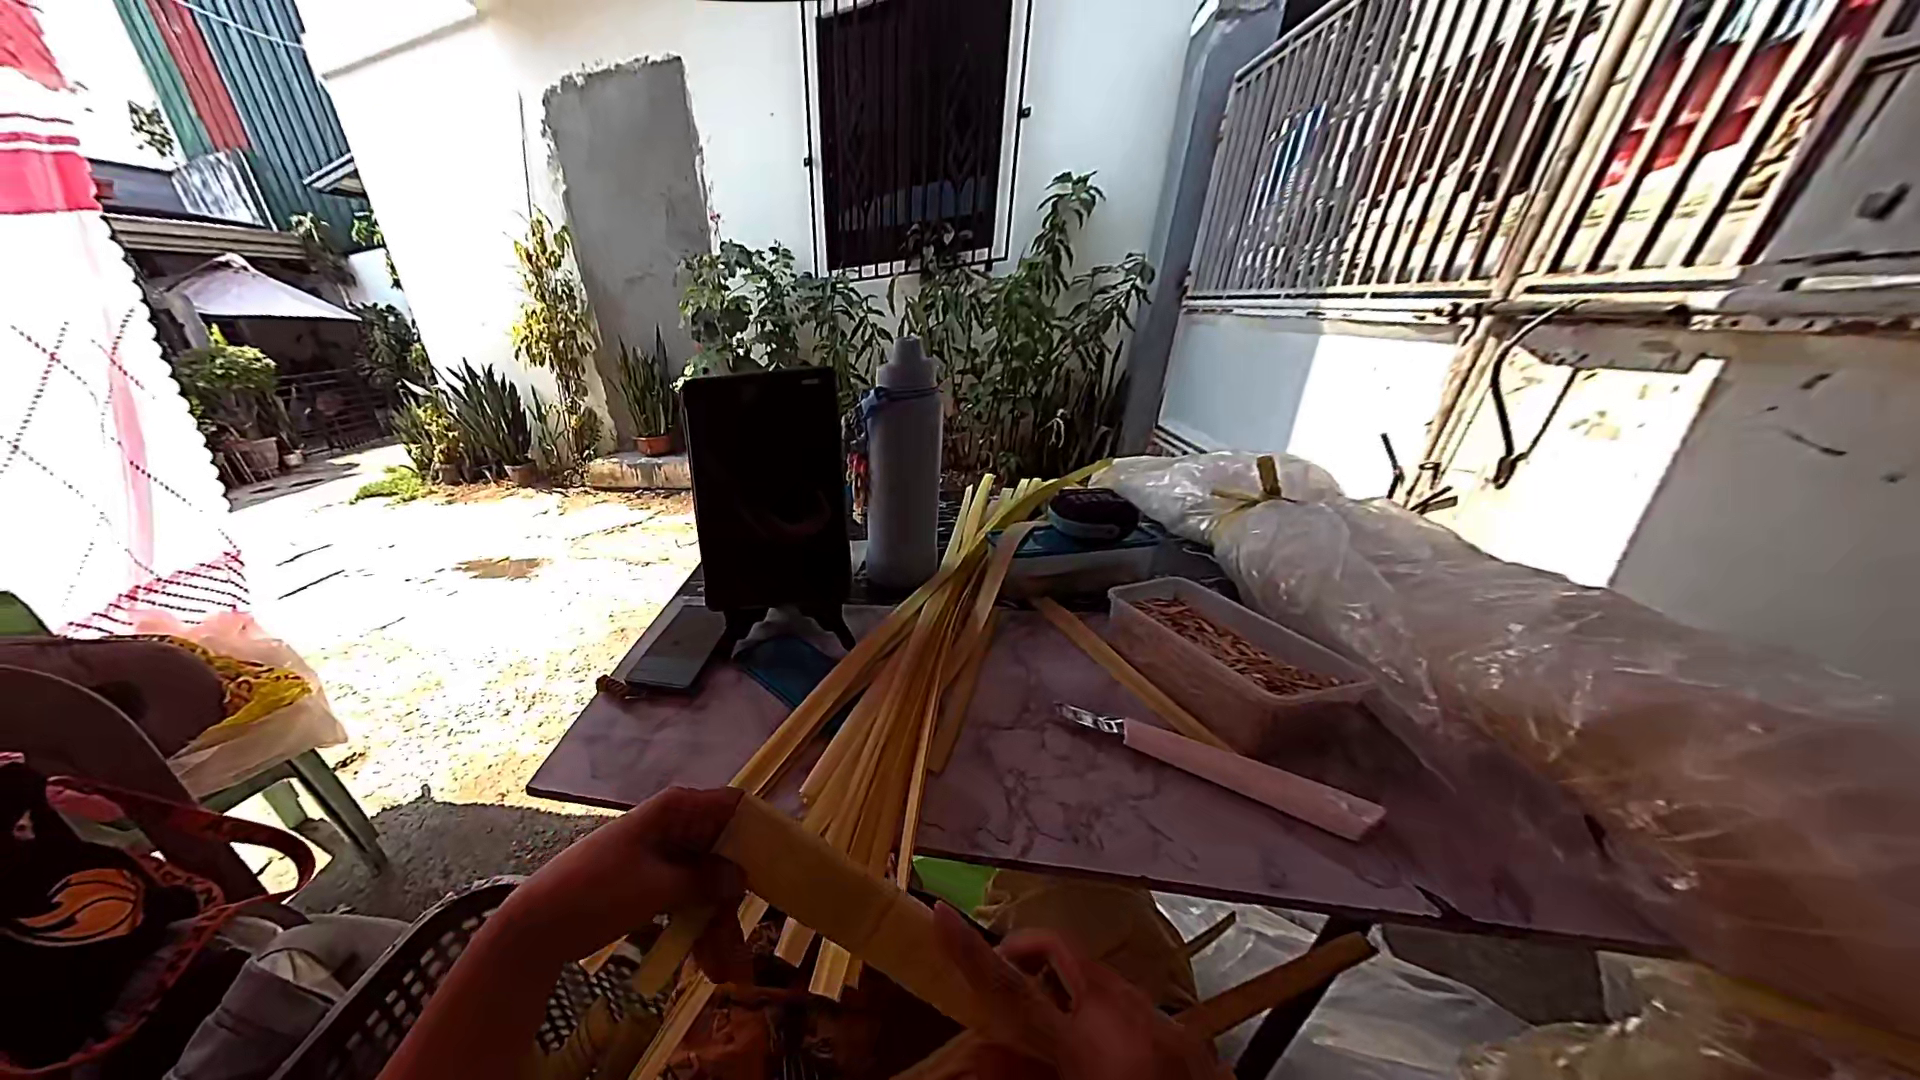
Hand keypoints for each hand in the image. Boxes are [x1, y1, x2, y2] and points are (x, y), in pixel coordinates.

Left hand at [490, 786, 747, 966]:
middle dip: (735, 901)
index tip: (781, 860)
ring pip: (707, 883)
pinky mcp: (654, 881)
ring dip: (717, 925)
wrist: (531, 930)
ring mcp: (665, 854)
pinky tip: (706, 962)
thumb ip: (704, 880)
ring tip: (726, 971)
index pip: (732, 806)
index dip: (758, 828)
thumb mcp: (656, 888)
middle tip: (746, 943)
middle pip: (723, 854)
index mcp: (677, 809)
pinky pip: (688, 898)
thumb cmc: (594, 892)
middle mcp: (676, 825)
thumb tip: (742, 877)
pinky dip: (697, 927)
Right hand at [934, 903, 1225, 1079]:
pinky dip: (1101, 1013)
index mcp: (1090, 1050)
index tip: (940, 916)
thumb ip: (1024, 1070)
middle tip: (1006, 978)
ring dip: (1065, 990)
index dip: (971, 954)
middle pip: (1059, 952)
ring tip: (1058, 1035)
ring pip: (1093, 976)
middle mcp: (1126, 1017)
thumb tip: (984, 1050)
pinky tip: (1105, 1056)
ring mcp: (1159, 1018)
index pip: (1014, 992)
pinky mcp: (1182, 1030)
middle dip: (1026, 954)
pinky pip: (1127, 1002)